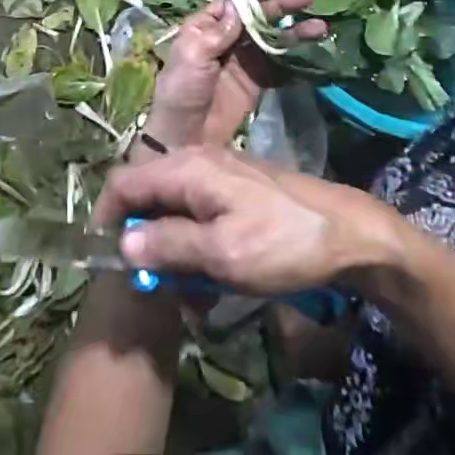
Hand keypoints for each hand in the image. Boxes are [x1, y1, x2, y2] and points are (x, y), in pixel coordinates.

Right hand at [94, 147, 404, 296]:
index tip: (105, 258)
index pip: (124, 182)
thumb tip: (122, 243)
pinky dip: (195, 244)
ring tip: (188, 292)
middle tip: (154, 285)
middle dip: (143, 240)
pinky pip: (199, 213)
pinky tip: (212, 277)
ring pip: (174, 208)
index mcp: (185, 168)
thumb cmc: (283, 242)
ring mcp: (218, 173)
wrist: (350, 233)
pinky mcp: (236, 189)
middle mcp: (195, 161)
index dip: (107, 217)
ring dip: (172, 249)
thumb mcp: (222, 254)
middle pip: (148, 195)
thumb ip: (168, 246)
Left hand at [145, 0, 326, 148]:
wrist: (184, 141)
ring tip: (319, 26)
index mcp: (205, 27)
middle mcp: (226, 39)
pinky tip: (313, 49)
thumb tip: (239, 7)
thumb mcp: (191, 58)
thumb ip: (216, 33)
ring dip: (294, 30)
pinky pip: (279, 65)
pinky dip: (296, 57)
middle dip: (281, 6)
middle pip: (257, 16)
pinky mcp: (255, 83)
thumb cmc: (180, 93)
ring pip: (272, 38)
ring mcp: (243, 61)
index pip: (233, 0)